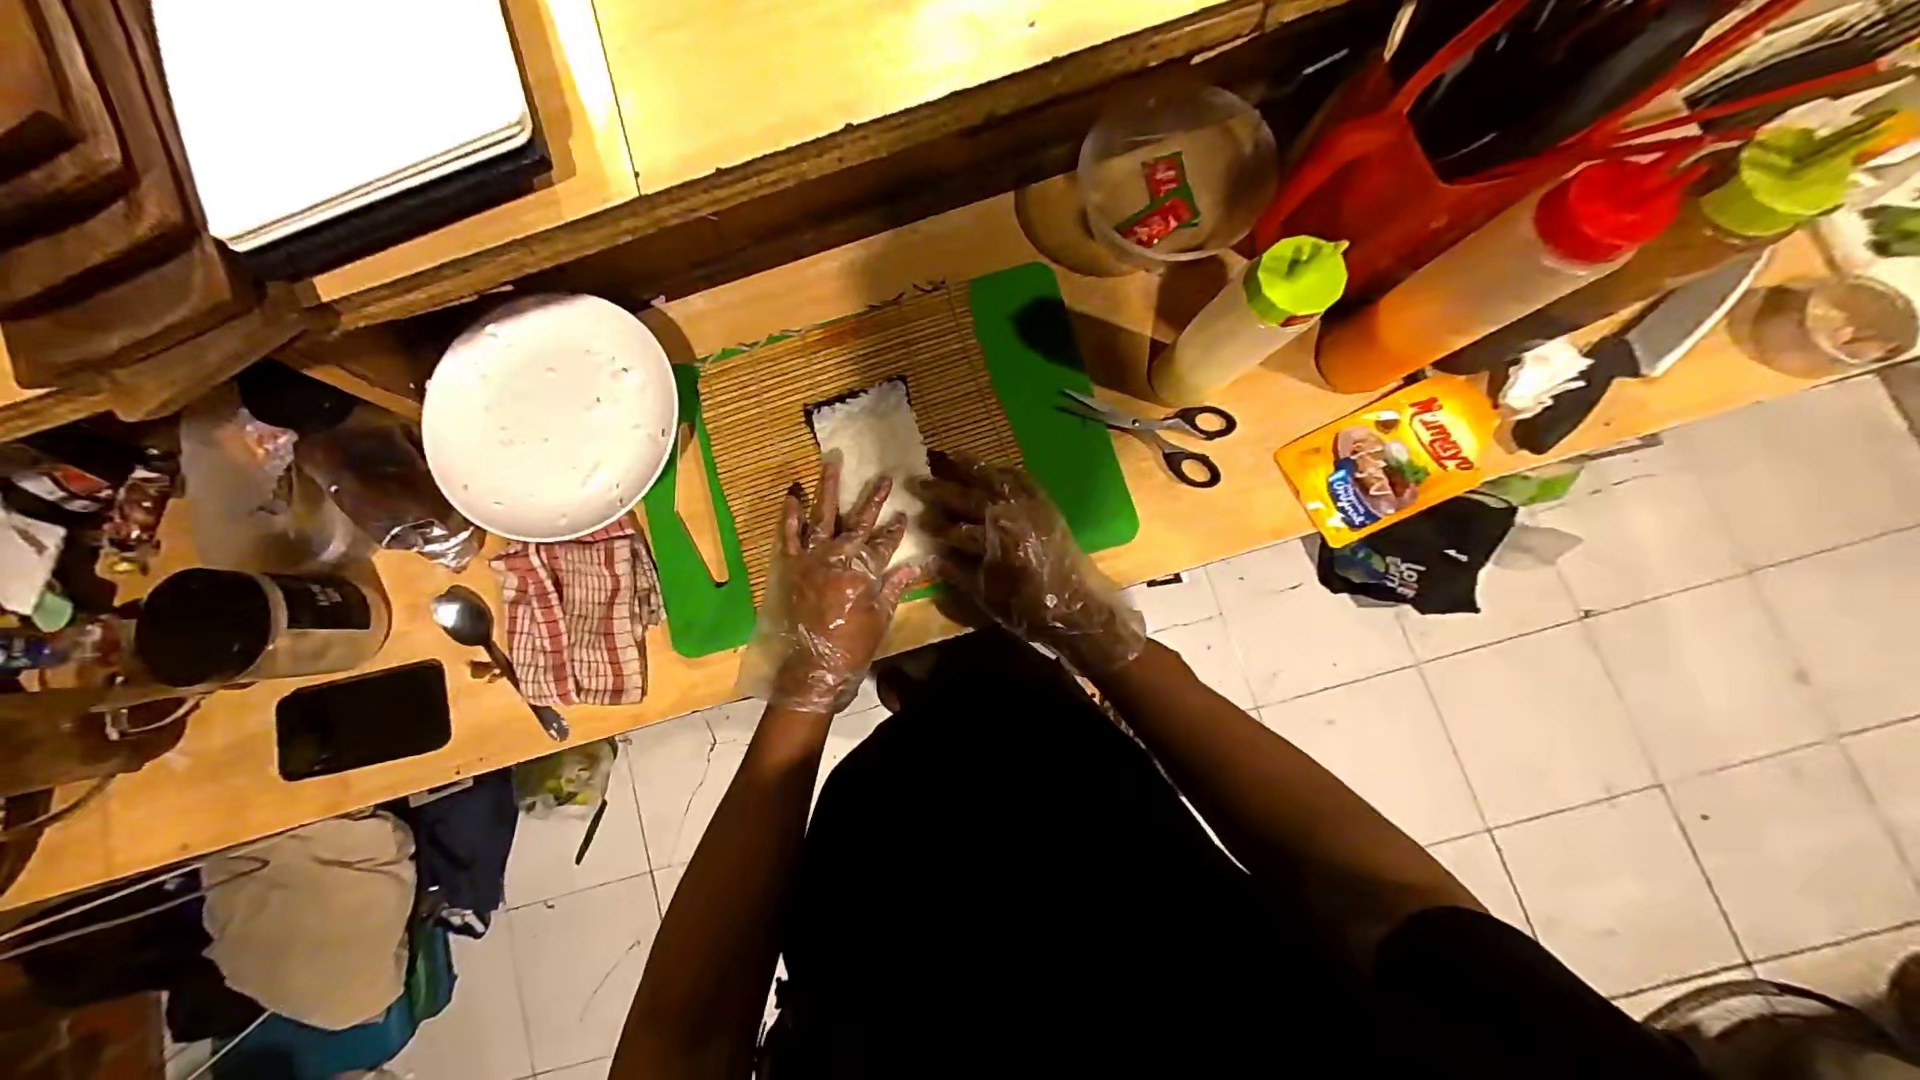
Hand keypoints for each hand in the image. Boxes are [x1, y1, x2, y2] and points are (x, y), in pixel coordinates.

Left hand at [761, 456, 921, 714]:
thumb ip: (895, 586)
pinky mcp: (790, 565)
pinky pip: (788, 534)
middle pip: (858, 522)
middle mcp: (837, 558)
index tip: (903, 514)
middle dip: (872, 498)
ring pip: (821, 516)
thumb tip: (920, 565)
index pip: (884, 543)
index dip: (895, 529)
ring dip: (828, 488)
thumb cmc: (852, 646)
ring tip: (831, 461)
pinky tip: (792, 493)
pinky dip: (790, 514)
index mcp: (863, 572)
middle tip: (884, 477)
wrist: (811, 669)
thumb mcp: (881, 617)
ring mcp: (810, 559)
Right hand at [915, 452, 1143, 673]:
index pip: (955, 527)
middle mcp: (1011, 515)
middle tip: (917, 481)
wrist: (1078, 607)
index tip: (918, 519)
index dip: (936, 524)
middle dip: (942, 491)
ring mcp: (1031, 506)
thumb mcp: (987, 596)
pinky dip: (1004, 471)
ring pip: (995, 480)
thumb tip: (934, 556)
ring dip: (971, 468)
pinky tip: (990, 468)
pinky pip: (1022, 480)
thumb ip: (959, 573)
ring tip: (949, 457)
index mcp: (994, 540)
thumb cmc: (1029, 608)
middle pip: (970, 498)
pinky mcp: (1047, 505)